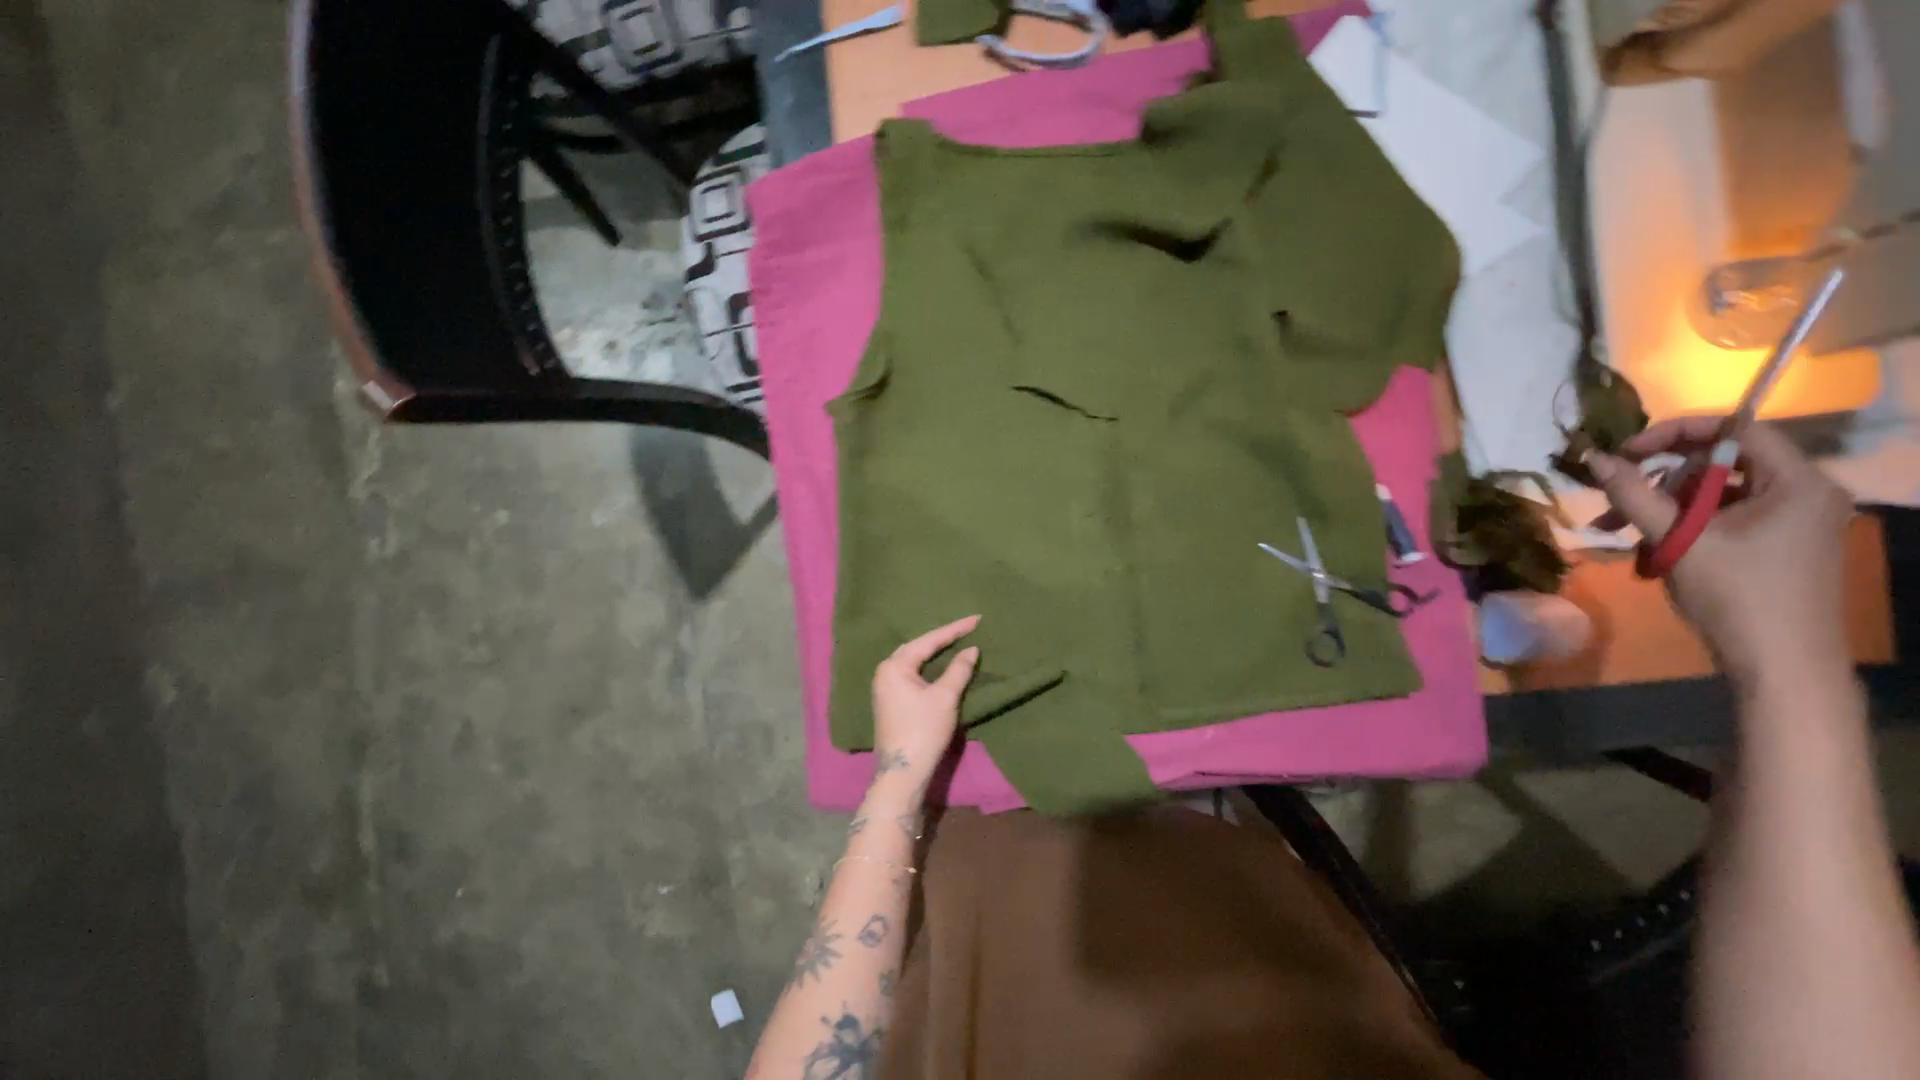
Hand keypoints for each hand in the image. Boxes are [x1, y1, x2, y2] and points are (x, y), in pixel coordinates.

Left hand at [869, 615, 980, 791]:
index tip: (976, 619)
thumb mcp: (945, 697)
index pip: (929, 640)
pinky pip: (911, 674)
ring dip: (934, 653)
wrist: (903, 771)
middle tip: (966, 629)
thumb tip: (971, 649)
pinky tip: (941, 665)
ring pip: (913, 661)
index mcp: (894, 666)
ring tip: (956, 641)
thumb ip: (959, 669)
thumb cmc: (924, 730)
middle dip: (941, 638)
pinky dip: (928, 667)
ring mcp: (885, 687)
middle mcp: (884, 672)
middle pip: (917, 647)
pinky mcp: (890, 701)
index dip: (954, 630)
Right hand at [1590, 418, 1852, 684]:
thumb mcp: (1679, 540)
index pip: (1735, 429)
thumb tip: (1593, 458)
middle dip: (1660, 478)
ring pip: (1716, 493)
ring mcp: (1794, 520)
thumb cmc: (1738, 596)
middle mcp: (1804, 492)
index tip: (1626, 451)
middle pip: (1721, 462)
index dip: (1676, 432)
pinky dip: (1684, 526)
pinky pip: (1725, 517)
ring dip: (1663, 506)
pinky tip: (1650, 549)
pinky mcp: (1779, 544)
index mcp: (1798, 482)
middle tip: (1615, 498)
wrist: (1781, 666)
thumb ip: (1635, 494)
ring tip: (1618, 530)